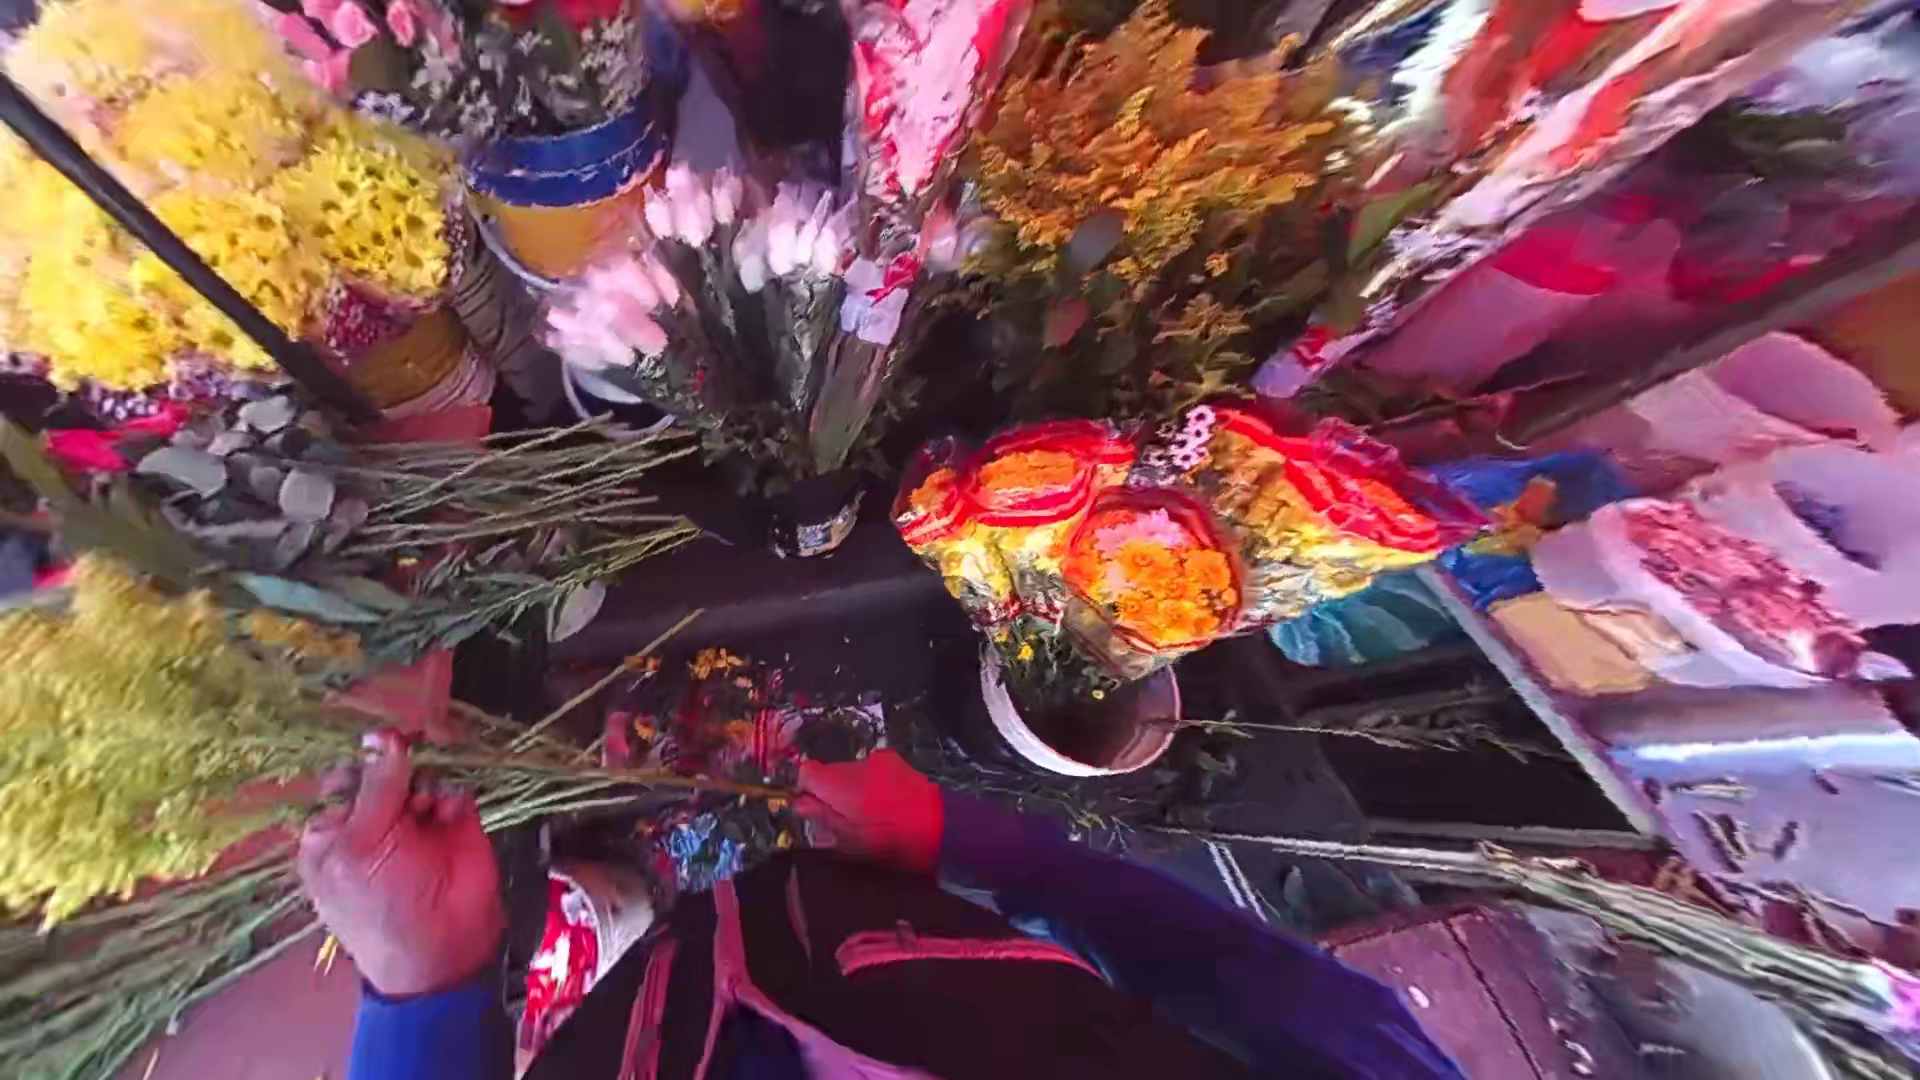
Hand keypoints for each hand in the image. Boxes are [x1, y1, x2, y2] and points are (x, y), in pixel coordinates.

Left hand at [298, 731, 504, 996]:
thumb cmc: (381, 897)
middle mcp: (376, 816)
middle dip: (403, 767)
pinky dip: (454, 795)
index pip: (346, 775)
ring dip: (429, 784)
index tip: (386, 738)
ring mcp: (419, 816)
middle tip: (408, 776)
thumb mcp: (363, 843)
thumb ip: (378, 785)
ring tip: (428, 809)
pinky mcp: (458, 815)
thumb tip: (381, 733)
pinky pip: (457, 786)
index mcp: (335, 827)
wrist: (441, 931)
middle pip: (392, 768)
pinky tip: (450, 813)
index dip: (366, 757)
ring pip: (428, 772)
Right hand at [796, 749, 943, 874]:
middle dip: (828, 789)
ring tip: (865, 811)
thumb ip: (822, 816)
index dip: (805, 787)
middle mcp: (856, 765)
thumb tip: (802, 803)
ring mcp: (877, 760)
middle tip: (839, 816)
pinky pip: (870, 768)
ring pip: (850, 770)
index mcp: (841, 785)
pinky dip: (870, 781)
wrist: (934, 825)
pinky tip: (882, 800)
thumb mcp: (848, 838)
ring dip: (850, 786)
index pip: (807, 771)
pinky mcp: (893, 760)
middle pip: (829, 770)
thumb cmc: (888, 840)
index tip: (808, 805)